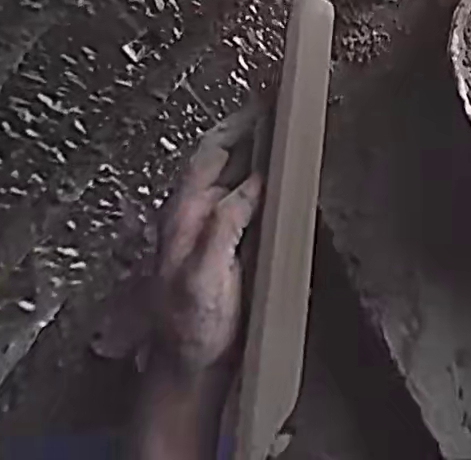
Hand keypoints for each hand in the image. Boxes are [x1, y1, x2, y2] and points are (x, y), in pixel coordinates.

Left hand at [148, 104, 266, 383]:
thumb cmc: (191, 329)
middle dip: (253, 126)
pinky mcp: (232, 239)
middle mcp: (198, 211)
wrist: (194, 368)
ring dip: (261, 148)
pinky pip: (250, 195)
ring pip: (240, 172)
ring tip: (285, 127)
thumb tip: (254, 183)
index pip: (211, 151)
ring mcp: (215, 224)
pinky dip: (267, 175)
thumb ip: (225, 225)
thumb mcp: (203, 276)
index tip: (264, 101)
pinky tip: (283, 172)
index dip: (237, 122)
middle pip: (227, 154)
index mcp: (184, 212)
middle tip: (281, 104)